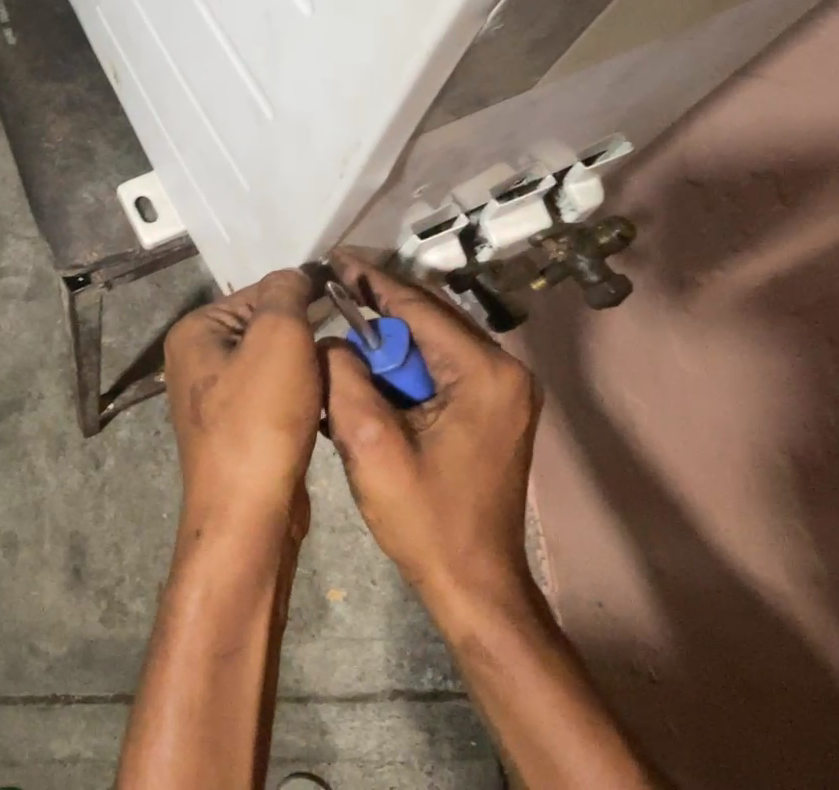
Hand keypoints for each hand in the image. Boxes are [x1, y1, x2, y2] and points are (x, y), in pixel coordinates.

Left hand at [163, 268, 320, 538]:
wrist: (249, 509)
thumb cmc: (260, 417)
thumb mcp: (279, 336)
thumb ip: (286, 292)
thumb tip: (296, 275)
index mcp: (195, 330)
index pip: (259, 292)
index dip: (303, 296)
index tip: (345, 306)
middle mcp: (196, 359)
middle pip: (267, 328)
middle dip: (306, 337)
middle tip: (342, 349)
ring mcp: (215, 397)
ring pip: (277, 363)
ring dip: (309, 369)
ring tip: (333, 379)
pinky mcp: (237, 428)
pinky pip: (277, 395)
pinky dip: (302, 397)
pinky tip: (322, 406)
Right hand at [320, 249, 540, 611]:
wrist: (474, 580)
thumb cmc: (423, 517)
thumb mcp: (369, 444)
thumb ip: (345, 378)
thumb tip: (332, 341)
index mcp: (484, 374)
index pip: (419, 307)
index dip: (372, 279)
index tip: (334, 258)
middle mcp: (505, 371)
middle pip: (432, 317)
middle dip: (380, 303)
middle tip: (332, 286)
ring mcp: (505, 391)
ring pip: (436, 341)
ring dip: (391, 336)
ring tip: (344, 323)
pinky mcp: (495, 409)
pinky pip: (444, 366)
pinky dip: (406, 363)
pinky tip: (372, 366)